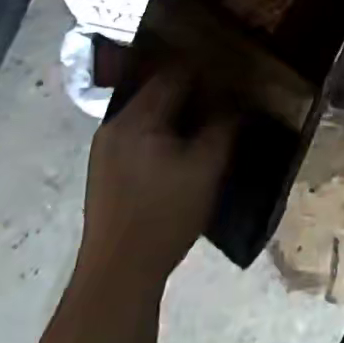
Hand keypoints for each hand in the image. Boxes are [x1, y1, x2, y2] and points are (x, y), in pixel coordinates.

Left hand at [76, 69, 232, 289]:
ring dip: (180, 108)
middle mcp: (114, 125)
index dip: (208, 66)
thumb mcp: (207, 167)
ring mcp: (106, 149)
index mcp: (136, 118)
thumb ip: (224, 125)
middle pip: (159, 89)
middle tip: (229, 88)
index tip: (236, 65)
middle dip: (195, 86)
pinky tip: (187, 142)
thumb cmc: (165, 215)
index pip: (175, 73)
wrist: (117, 276)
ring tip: (213, 113)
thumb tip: (238, 99)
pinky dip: (166, 127)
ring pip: (150, 111)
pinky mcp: (107, 170)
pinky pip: (141, 131)